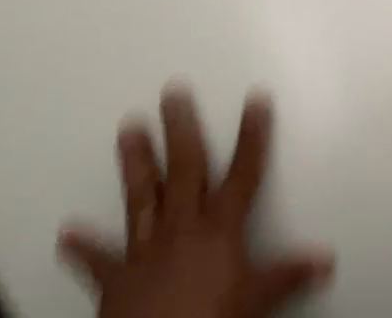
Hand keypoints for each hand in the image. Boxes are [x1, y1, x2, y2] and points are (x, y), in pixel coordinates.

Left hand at [59, 87, 333, 317]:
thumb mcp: (259, 299)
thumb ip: (289, 274)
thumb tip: (324, 260)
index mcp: (219, 228)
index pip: (243, 172)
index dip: (253, 135)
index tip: (255, 100)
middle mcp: (182, 228)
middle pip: (185, 168)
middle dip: (182, 129)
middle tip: (173, 93)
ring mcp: (145, 250)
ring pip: (142, 196)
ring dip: (137, 162)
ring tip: (130, 127)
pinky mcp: (114, 280)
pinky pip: (97, 260)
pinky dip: (83, 246)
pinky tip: (67, 231)